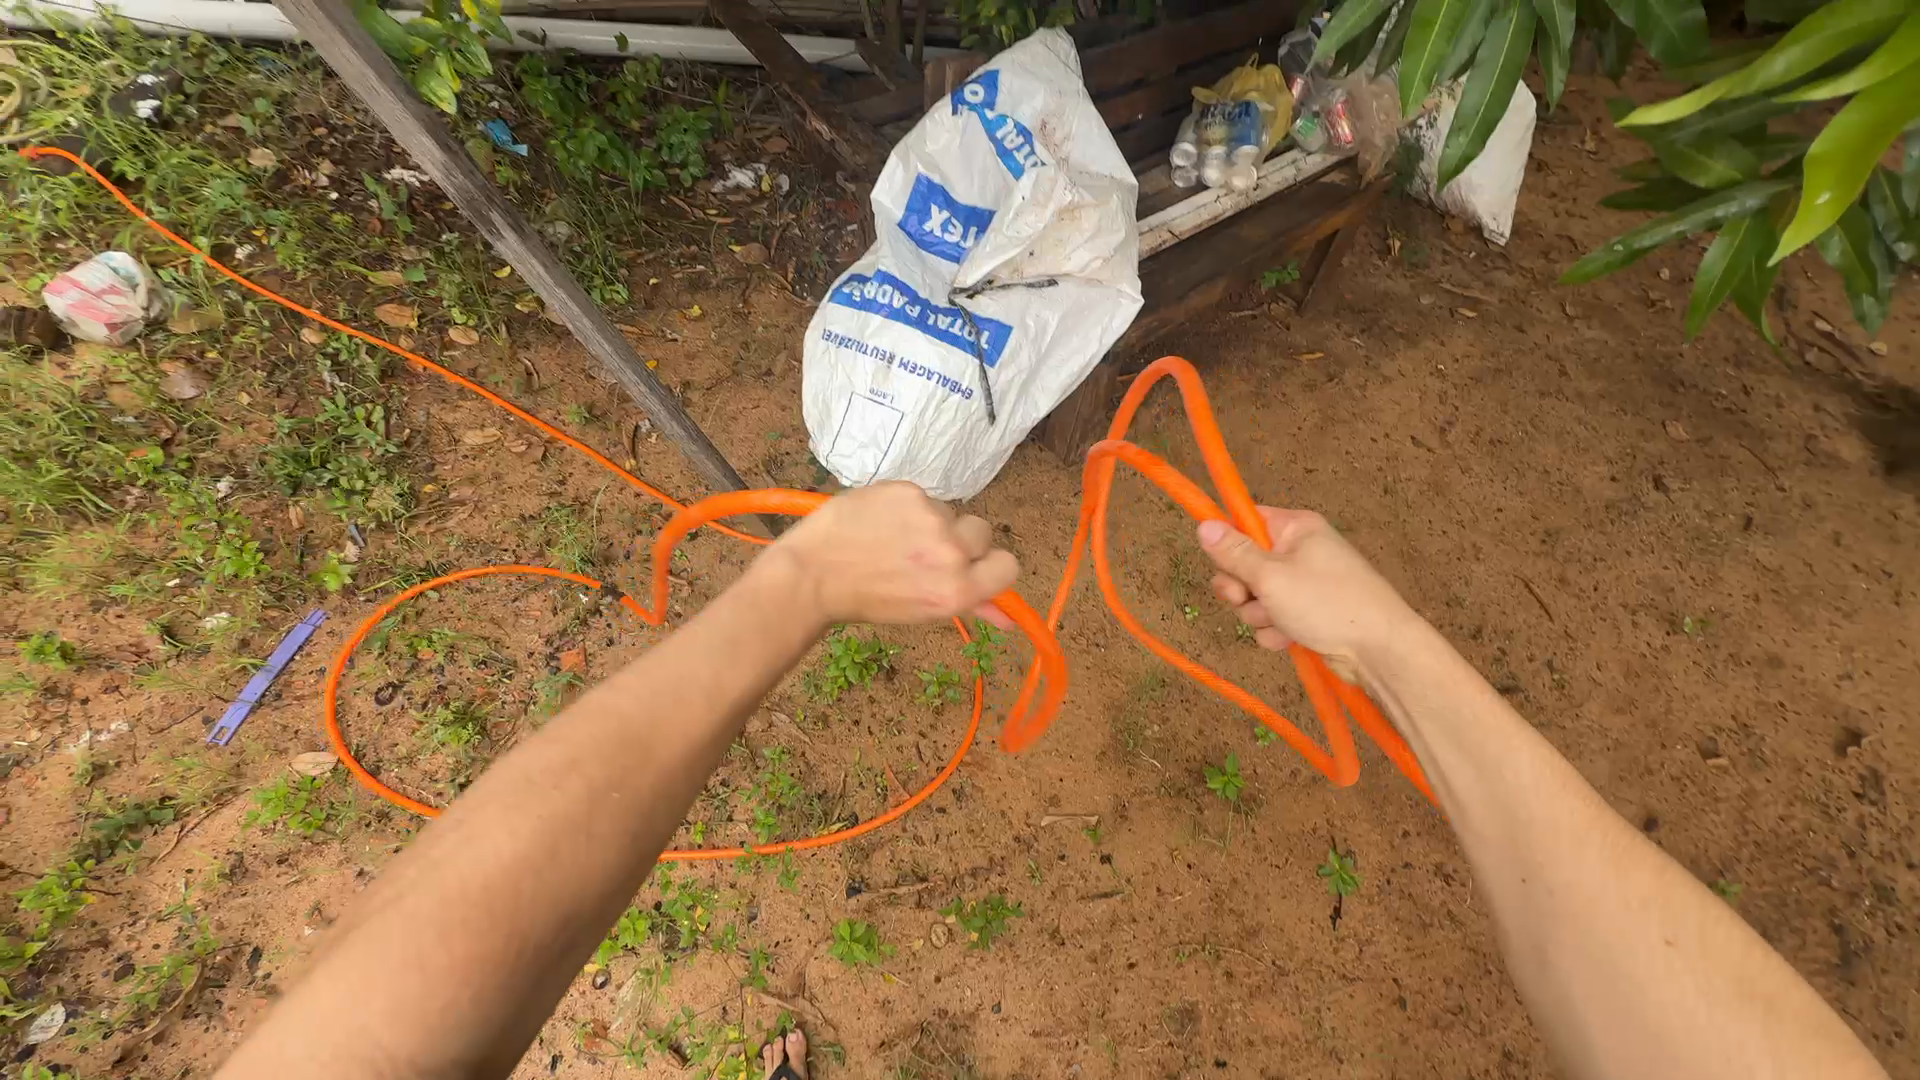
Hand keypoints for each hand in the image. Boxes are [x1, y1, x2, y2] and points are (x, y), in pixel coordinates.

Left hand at [765, 481, 1018, 627]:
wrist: (812, 574)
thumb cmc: (867, 599)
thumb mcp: (924, 612)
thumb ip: (972, 607)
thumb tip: (1010, 620)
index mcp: (958, 590)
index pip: (1008, 565)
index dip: (989, 564)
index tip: (969, 566)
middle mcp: (951, 553)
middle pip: (981, 533)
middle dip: (958, 540)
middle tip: (921, 553)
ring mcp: (930, 517)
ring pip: (949, 512)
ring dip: (930, 522)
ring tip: (893, 537)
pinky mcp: (907, 491)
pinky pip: (922, 496)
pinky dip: (904, 506)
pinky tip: (879, 521)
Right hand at [1196, 508, 1418, 682]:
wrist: (1378, 650)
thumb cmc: (1327, 603)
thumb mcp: (1270, 575)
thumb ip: (1233, 553)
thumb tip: (1203, 524)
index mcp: (1294, 528)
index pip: (1244, 522)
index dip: (1228, 543)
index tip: (1222, 563)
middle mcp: (1298, 551)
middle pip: (1242, 563)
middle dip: (1240, 588)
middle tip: (1247, 598)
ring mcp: (1302, 583)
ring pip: (1254, 596)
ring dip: (1257, 614)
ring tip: (1280, 622)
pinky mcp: (1305, 612)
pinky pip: (1271, 617)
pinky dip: (1274, 629)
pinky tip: (1290, 637)